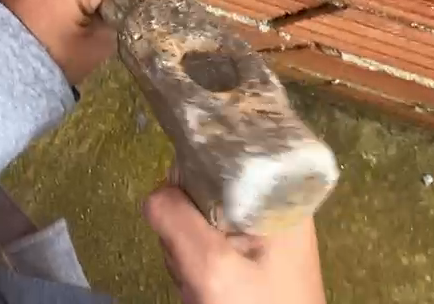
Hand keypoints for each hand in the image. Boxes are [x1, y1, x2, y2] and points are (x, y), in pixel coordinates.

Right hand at [145, 185, 325, 303]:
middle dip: (184, 218)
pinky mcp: (246, 250)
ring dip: (185, 244)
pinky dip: (192, 257)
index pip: (219, 151)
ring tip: (200, 278)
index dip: (190, 174)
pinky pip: (202, 234)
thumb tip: (155, 196)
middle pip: (202, 181)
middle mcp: (270, 203)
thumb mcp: (213, 268)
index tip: (182, 206)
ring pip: (196, 209)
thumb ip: (175, 218)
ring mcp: (257, 228)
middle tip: (193, 257)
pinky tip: (200, 282)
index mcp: (278, 194)